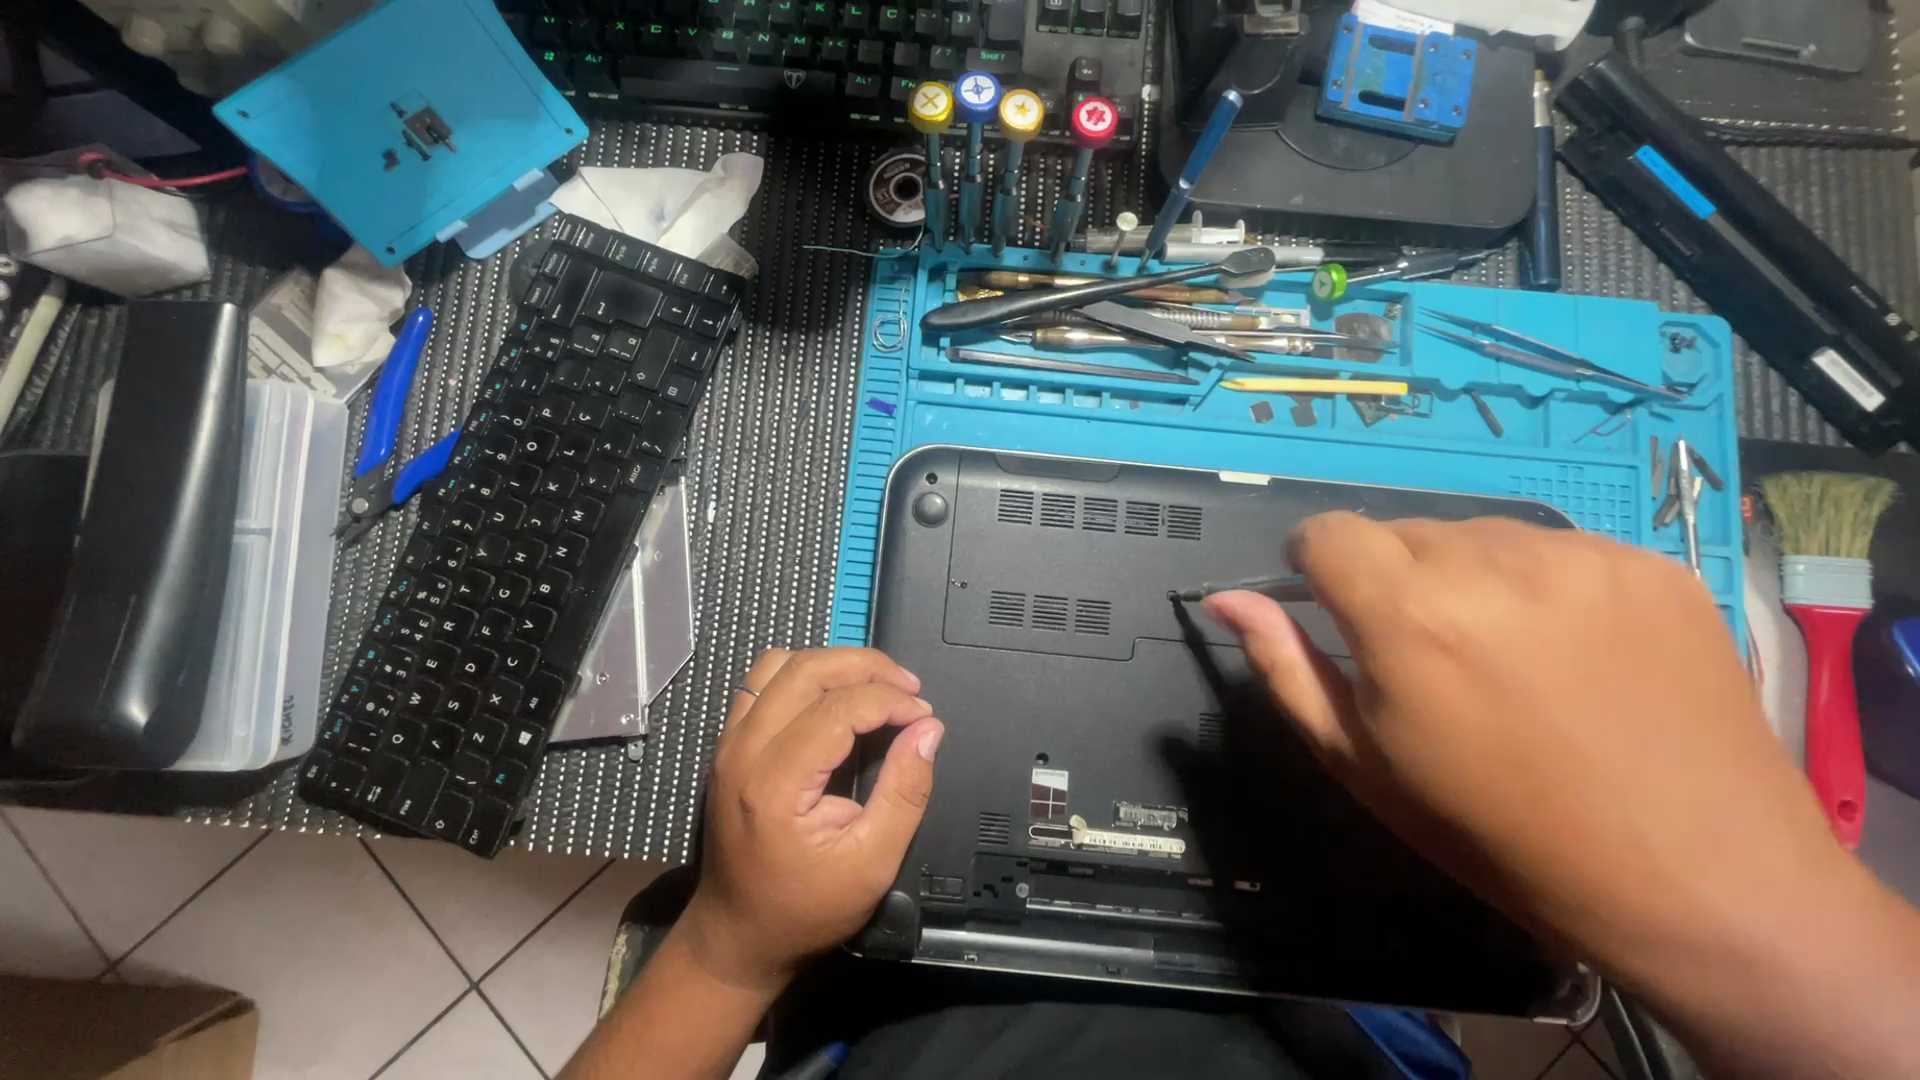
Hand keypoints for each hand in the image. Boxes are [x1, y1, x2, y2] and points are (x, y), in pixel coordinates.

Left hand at [676, 647, 943, 991]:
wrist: (738, 937)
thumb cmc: (805, 909)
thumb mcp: (873, 863)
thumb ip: (905, 791)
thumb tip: (928, 728)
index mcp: (776, 783)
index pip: (839, 708)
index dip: (890, 700)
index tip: (923, 713)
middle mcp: (743, 751)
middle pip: (807, 670)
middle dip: (866, 666)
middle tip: (908, 687)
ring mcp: (729, 743)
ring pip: (780, 664)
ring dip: (834, 663)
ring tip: (876, 685)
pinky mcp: (729, 743)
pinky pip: (763, 682)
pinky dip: (805, 674)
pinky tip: (836, 695)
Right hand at [1200, 514, 1878, 1002]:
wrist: (1695, 882)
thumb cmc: (1492, 830)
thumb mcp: (1358, 760)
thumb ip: (1283, 664)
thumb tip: (1225, 598)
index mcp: (1408, 615)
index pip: (1326, 531)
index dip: (1313, 563)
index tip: (1331, 607)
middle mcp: (1490, 562)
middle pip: (1399, 531)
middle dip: (1389, 577)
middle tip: (1423, 654)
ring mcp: (1581, 557)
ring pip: (1476, 534)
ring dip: (1462, 575)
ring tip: (1500, 653)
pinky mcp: (1650, 566)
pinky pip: (1555, 548)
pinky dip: (1537, 583)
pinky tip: (1569, 651)